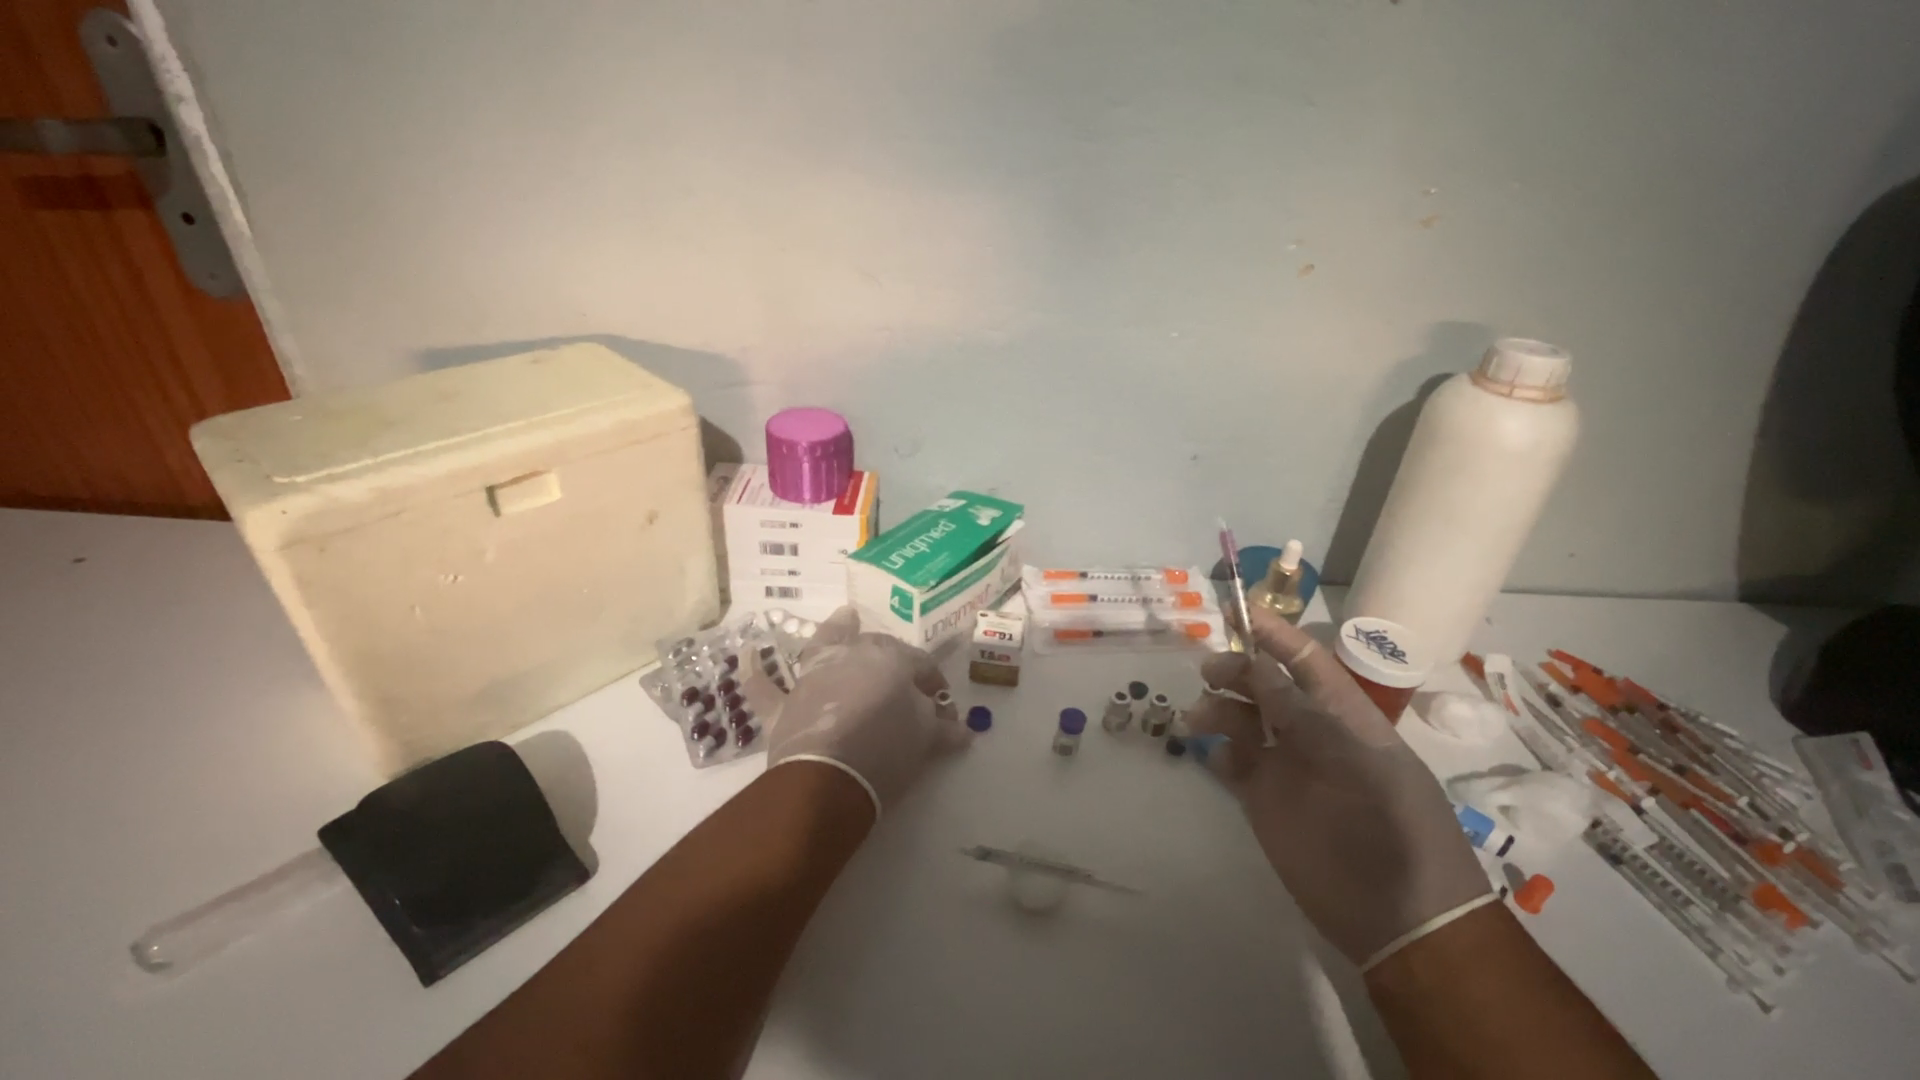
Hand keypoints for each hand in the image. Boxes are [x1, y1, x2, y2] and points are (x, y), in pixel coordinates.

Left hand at [747, 607, 970, 820]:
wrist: (829, 778)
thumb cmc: (886, 749)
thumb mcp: (926, 738)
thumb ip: (944, 728)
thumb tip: (960, 728)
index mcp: (890, 659)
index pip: (921, 664)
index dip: (934, 684)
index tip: (943, 708)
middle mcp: (849, 656)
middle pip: (875, 647)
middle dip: (893, 660)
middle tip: (904, 683)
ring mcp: (812, 677)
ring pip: (824, 644)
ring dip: (836, 632)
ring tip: (844, 617)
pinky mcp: (783, 705)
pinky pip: (765, 684)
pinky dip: (757, 670)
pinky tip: (750, 653)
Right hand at [1185, 607, 1494, 969]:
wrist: (1400, 916)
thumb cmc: (1387, 827)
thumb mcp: (1351, 758)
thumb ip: (1301, 712)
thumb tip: (1257, 666)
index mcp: (1345, 717)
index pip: (1306, 662)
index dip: (1275, 635)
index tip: (1237, 611)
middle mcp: (1312, 735)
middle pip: (1266, 687)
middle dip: (1236, 670)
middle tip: (1207, 672)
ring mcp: (1287, 769)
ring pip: (1243, 722)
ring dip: (1217, 710)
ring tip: (1194, 719)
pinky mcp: (1265, 803)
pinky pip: (1233, 764)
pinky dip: (1215, 753)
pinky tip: (1207, 755)